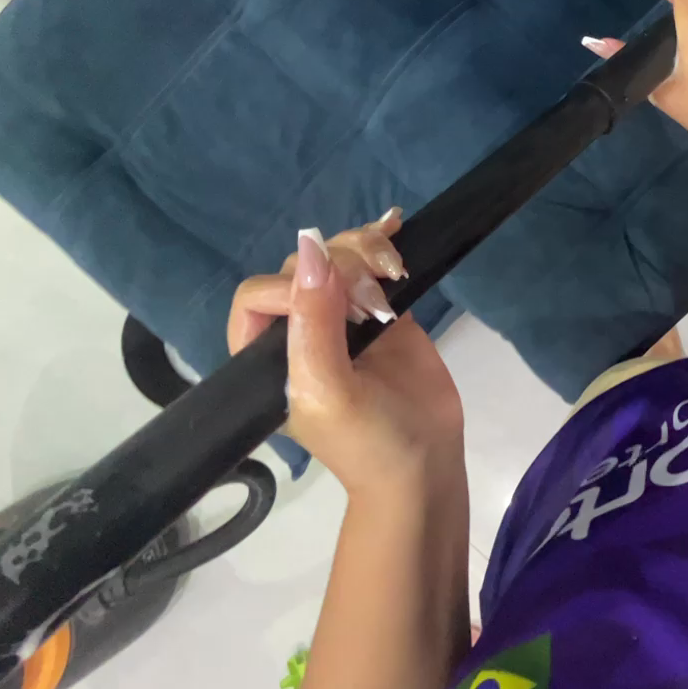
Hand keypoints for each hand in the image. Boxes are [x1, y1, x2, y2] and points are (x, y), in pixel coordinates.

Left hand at [229, 211, 463, 496]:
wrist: (424, 463)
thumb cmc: (365, 440)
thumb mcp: (327, 391)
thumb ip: (313, 323)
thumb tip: (312, 250)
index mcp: (268, 354)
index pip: (263, 294)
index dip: (298, 284)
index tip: (346, 302)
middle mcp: (302, 330)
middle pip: (306, 266)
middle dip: (344, 265)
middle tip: (379, 299)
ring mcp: (346, 317)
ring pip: (342, 257)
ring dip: (369, 249)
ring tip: (398, 268)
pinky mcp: (386, 312)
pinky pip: (377, 267)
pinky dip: (385, 242)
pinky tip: (398, 225)